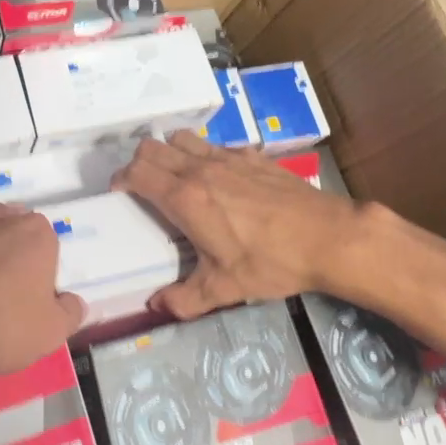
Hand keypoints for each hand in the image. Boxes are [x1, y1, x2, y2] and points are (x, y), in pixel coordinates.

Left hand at [0, 199, 85, 377]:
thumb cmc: (2, 326)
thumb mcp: (50, 332)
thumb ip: (69, 313)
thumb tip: (75, 302)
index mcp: (36, 232)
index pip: (46, 242)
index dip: (39, 268)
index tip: (29, 295)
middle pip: (10, 227)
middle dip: (8, 250)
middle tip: (0, 290)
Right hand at [113, 131, 361, 318]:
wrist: (326, 237)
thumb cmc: (271, 263)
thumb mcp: (225, 289)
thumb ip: (185, 299)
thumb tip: (156, 306)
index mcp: (186, 197)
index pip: (137, 172)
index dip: (121, 179)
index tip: (119, 194)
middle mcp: (199, 169)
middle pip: (151, 147)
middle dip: (138, 163)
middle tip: (141, 186)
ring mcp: (226, 157)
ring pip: (180, 138)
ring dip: (168, 151)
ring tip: (173, 175)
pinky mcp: (250, 155)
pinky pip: (212, 144)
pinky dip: (201, 153)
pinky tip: (215, 177)